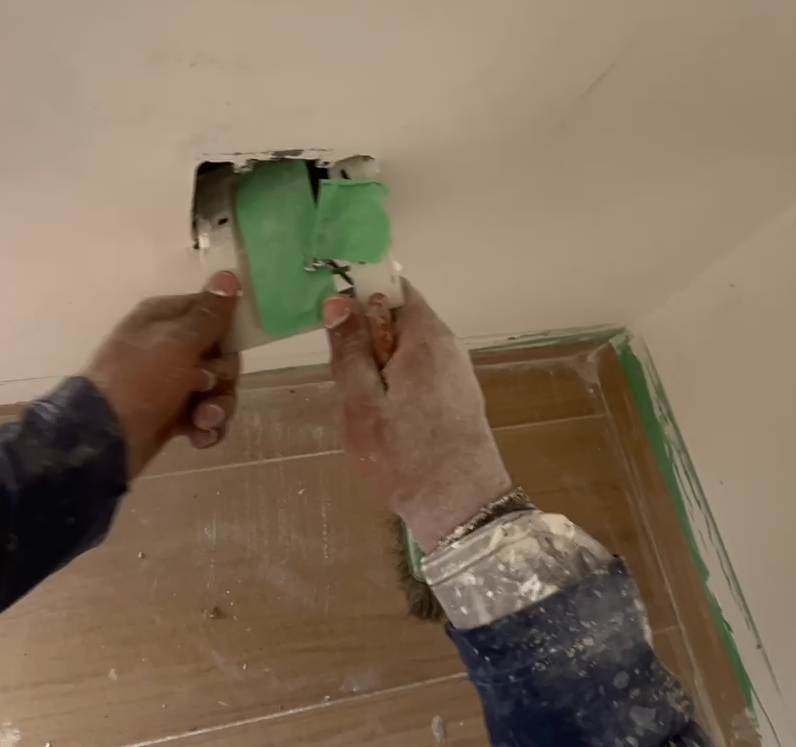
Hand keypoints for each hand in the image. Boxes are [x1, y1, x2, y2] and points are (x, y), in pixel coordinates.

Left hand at [83, 271, 241, 477]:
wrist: (102, 441)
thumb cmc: (140, 379)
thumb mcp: (178, 342)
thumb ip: (209, 314)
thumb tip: (229, 274)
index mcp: (166, 320)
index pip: (213, 313)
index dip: (228, 329)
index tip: (236, 344)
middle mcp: (170, 348)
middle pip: (222, 356)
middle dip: (223, 377)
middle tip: (206, 386)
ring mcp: (172, 384)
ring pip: (218, 390)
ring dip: (218, 407)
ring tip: (203, 420)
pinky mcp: (173, 416)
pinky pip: (206, 417)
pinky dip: (207, 428)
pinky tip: (198, 437)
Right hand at [323, 281, 512, 549]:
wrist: (462, 509)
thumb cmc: (404, 455)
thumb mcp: (361, 402)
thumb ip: (350, 349)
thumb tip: (338, 299)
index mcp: (425, 336)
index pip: (393, 286)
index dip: (360, 293)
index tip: (334, 322)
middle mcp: (446, 344)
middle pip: (397, 317)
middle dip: (365, 337)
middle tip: (346, 380)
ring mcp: (456, 370)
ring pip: (405, 348)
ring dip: (378, 365)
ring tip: (363, 405)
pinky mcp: (457, 395)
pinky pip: (418, 370)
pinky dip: (395, 382)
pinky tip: (386, 418)